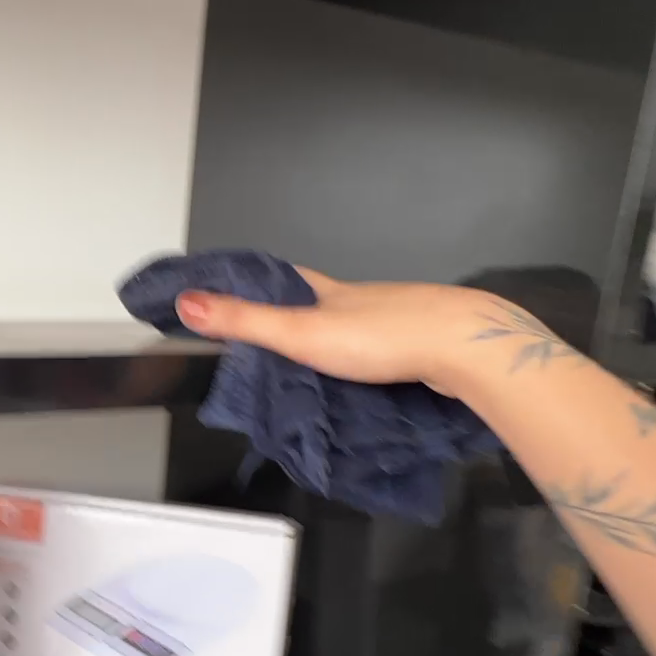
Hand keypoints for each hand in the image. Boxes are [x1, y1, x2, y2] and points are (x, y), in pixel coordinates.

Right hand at [173, 269, 504, 396]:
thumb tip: (185, 302)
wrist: (470, 351)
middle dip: (281, 313)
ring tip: (293, 365)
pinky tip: (347, 376)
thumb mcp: (299, 332)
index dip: (247, 282)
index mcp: (324, 290)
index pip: (276, 279)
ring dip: (318, 339)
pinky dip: (349, 358)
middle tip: (252, 335)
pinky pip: (368, 348)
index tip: (220, 289)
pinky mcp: (413, 344)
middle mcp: (354, 299)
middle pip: (309, 301)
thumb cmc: (381, 337)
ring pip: (342, 325)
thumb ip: (243, 321)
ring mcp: (388, 319)